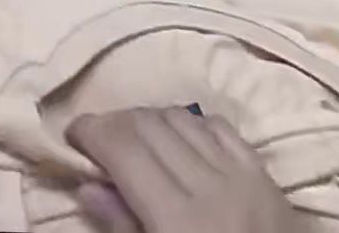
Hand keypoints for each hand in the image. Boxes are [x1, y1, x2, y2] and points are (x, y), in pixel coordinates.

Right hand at [67, 108, 299, 232]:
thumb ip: (126, 231)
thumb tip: (87, 185)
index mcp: (179, 222)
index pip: (122, 148)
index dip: (90, 131)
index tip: (72, 135)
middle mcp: (210, 188)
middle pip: (146, 124)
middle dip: (113, 123)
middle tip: (98, 141)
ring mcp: (243, 179)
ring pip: (179, 117)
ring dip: (148, 120)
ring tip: (135, 140)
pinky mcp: (267, 178)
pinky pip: (218, 127)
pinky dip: (191, 125)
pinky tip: (180, 142)